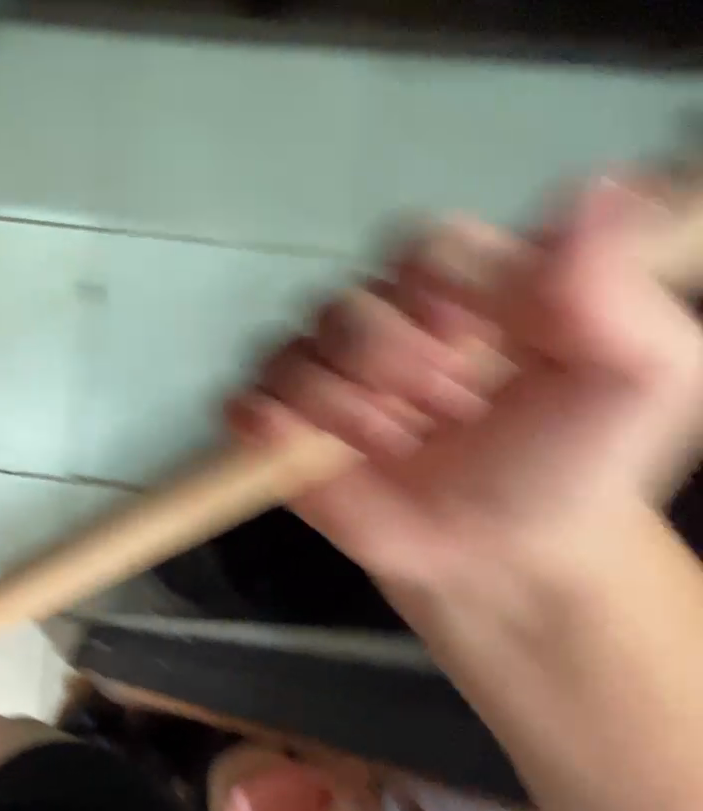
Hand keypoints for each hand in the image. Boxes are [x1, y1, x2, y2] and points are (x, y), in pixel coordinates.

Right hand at [230, 178, 702, 587]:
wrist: (497, 552)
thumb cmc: (572, 463)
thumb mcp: (640, 374)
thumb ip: (611, 287)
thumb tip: (590, 187)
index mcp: (464, 294)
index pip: (417, 248)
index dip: (433, 289)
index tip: (476, 338)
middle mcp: (383, 327)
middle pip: (343, 303)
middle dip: (391, 364)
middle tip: (447, 412)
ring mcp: (322, 379)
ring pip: (286, 352)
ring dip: (341, 406)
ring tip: (394, 445)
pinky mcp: (274, 429)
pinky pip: (241, 401)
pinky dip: (268, 424)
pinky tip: (310, 450)